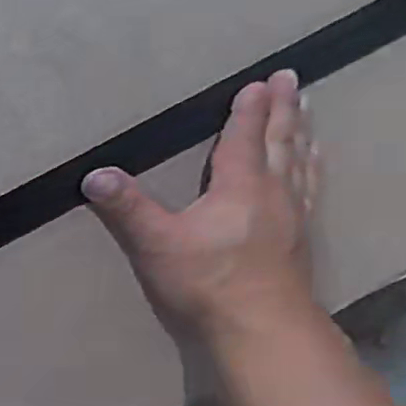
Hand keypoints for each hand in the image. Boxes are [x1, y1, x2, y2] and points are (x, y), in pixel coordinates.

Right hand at [82, 69, 319, 347]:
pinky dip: (310, 168)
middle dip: (283, 110)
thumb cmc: (206, 281)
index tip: (260, 82)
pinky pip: (309, 188)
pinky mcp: (299, 239)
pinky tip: (310, 169)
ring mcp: (293, 216)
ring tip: (307, 113)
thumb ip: (127, 207)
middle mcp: (274, 193)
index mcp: (240, 187)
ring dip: (301, 134)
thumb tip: (94, 175)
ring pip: (300, 162)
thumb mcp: (155, 242)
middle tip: (291, 79)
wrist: (260, 325)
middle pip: (281, 142)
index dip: (249, 110)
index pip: (244, 138)